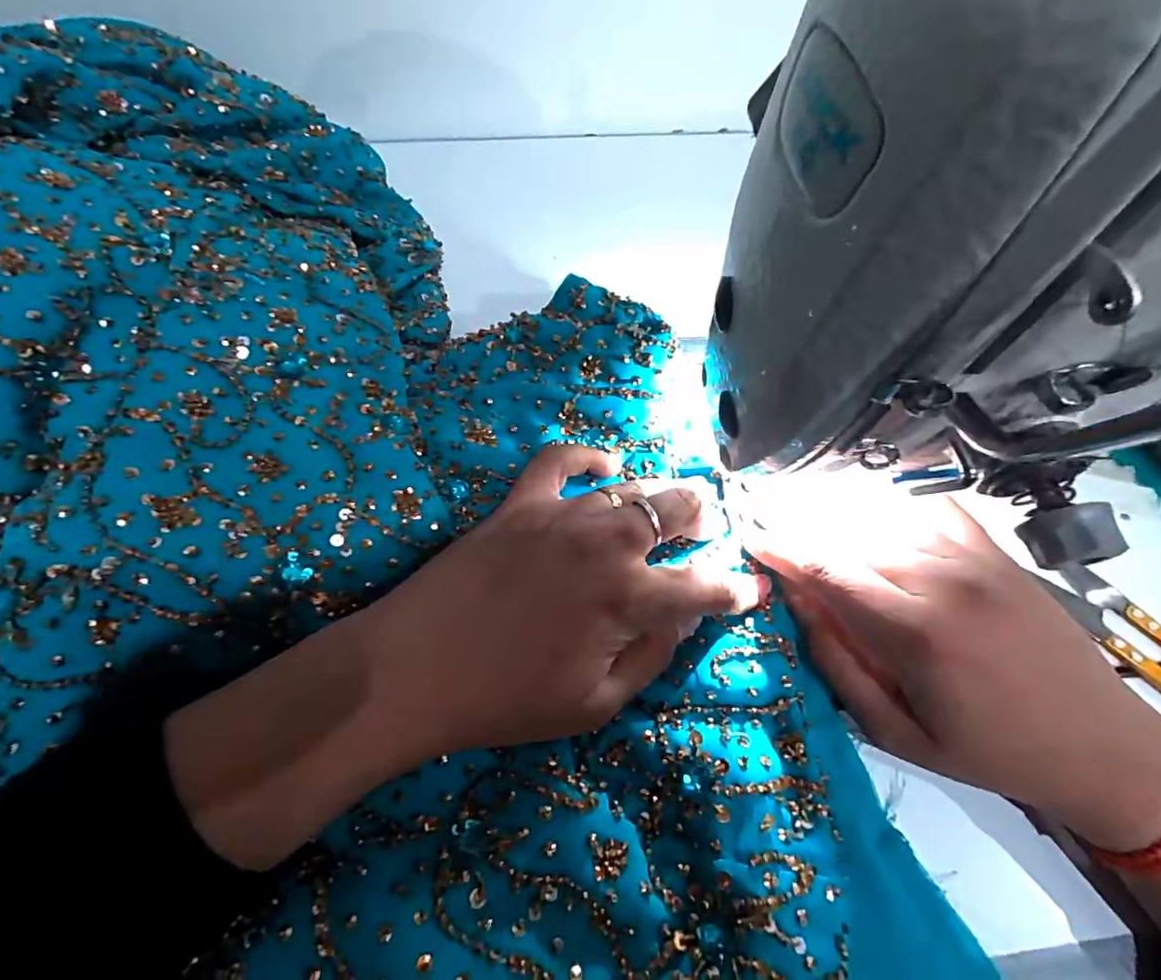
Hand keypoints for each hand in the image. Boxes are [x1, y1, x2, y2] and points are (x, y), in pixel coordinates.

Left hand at [167, 444, 760, 869]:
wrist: (411, 670)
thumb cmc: (505, 700)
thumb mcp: (594, 705)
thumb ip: (651, 656)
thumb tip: (688, 616)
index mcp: (628, 600)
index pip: (702, 588)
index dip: (734, 589)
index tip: (750, 588)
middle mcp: (604, 546)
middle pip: (674, 514)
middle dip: (703, 518)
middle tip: (711, 523)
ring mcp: (560, 517)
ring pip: (630, 489)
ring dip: (661, 492)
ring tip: (676, 497)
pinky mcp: (519, 504)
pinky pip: (560, 461)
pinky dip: (587, 455)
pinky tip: (606, 463)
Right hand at [744, 479, 1160, 850]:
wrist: (1099, 743)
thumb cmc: (990, 751)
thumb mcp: (900, 734)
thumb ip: (840, 666)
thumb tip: (796, 603)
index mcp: (913, 631)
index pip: (826, 568)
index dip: (780, 546)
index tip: (749, 533)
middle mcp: (940, 579)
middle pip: (849, 530)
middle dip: (798, 516)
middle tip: (761, 503)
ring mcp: (973, 558)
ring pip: (885, 513)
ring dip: (837, 502)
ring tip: (799, 495)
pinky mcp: (996, 551)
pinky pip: (933, 507)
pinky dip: (893, 499)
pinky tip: (868, 499)